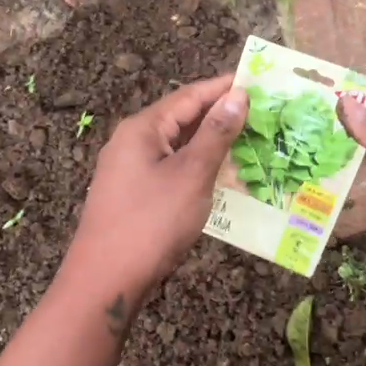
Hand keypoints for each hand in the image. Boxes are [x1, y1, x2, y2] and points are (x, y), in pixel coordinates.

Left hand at [66, 74, 246, 296]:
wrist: (104, 282)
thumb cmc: (151, 223)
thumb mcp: (191, 174)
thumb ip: (216, 133)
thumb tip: (237, 94)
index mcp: (142, 128)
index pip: (189, 96)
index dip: (224, 88)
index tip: (258, 82)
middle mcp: (132, 141)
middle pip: (182, 118)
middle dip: (220, 115)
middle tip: (261, 114)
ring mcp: (129, 169)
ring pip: (177, 146)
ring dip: (211, 143)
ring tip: (248, 141)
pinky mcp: (133, 195)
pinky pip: (171, 168)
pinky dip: (197, 167)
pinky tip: (220, 176)